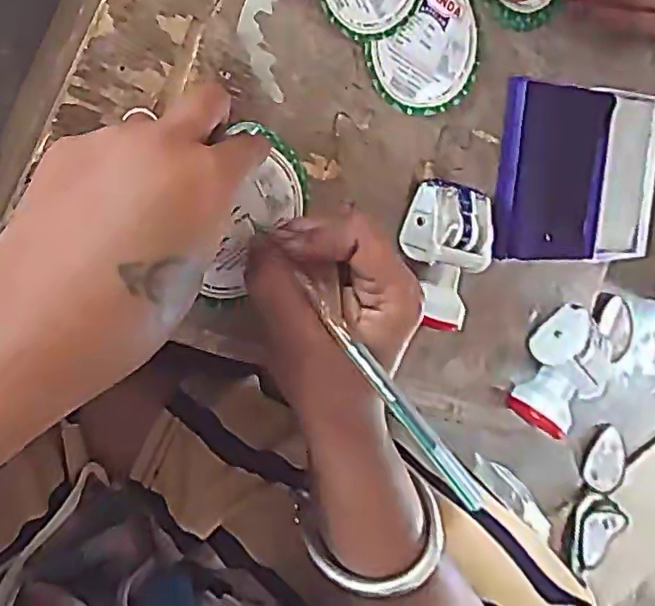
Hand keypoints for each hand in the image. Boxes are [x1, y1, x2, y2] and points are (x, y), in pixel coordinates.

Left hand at [0, 85, 270, 402]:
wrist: (37, 317)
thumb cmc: (130, 318)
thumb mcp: (192, 269)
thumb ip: (202, 218)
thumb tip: (196, 202)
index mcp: (207, 177)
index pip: (247, 144)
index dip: (249, 153)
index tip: (244, 164)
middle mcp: (164, 143)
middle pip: (205, 99)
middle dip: (212, 116)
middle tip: (200, 151)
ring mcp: (112, 139)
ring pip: (144, 129)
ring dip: (146, 152)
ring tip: (121, 201)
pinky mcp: (68, 147)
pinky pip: (101, 148)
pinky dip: (103, 168)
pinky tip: (82, 209)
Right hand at [246, 212, 422, 438]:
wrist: (337, 425)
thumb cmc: (327, 392)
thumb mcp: (297, 340)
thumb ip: (276, 287)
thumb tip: (257, 243)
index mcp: (397, 290)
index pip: (358, 231)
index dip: (315, 234)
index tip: (280, 249)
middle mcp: (396, 277)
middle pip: (347, 228)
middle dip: (304, 236)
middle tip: (268, 249)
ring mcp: (379, 280)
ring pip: (335, 236)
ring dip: (299, 244)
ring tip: (270, 258)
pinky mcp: (358, 286)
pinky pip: (329, 253)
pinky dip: (302, 256)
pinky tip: (282, 269)